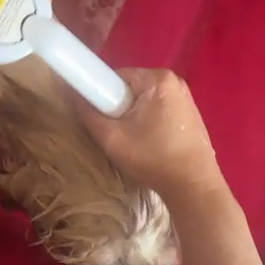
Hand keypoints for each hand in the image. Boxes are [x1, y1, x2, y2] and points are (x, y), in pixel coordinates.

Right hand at [75, 69, 226, 203]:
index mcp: (157, 79)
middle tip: (118, 133)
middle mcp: (174, 81)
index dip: (104, 96)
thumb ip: (87, 112)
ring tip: (135, 141)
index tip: (104, 118)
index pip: (117, 77)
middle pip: (131, 87)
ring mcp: (186, 96)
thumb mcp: (111, 138)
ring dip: (134, 116)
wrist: (194, 187)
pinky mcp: (191, 112)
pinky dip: (150, 121)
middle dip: (120, 107)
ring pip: (144, 99)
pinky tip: (151, 143)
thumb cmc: (152, 159)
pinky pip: (159, 108)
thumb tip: (70, 92)